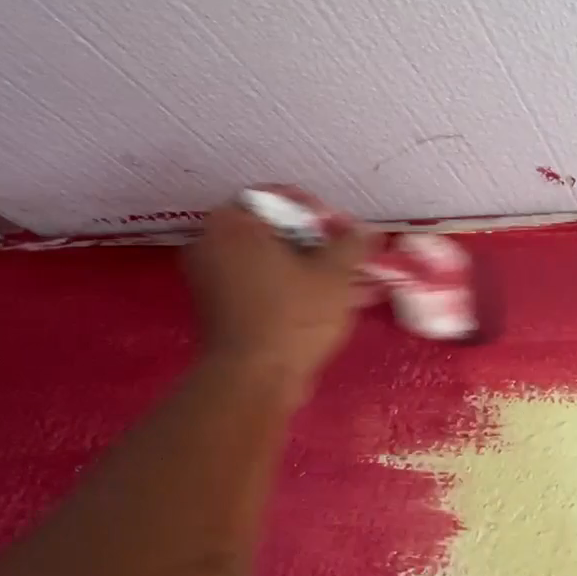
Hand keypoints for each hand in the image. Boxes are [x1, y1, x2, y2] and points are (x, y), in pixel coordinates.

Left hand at [180, 197, 374, 388]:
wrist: (256, 376)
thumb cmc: (295, 316)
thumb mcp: (336, 274)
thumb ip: (352, 244)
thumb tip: (366, 230)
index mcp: (233, 223)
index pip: (280, 199)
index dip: (320, 213)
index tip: (347, 234)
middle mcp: (211, 242)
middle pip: (274, 230)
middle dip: (317, 243)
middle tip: (350, 258)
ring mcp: (210, 276)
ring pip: (269, 259)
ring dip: (308, 266)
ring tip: (348, 283)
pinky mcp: (219, 305)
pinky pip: (261, 283)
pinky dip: (291, 286)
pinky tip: (327, 301)